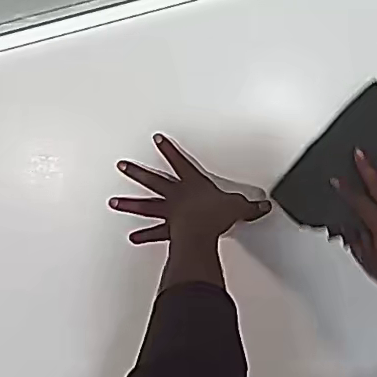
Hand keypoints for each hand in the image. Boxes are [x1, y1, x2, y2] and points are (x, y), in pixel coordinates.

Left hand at [110, 134, 270, 247]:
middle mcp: (177, 195)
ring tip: (114, 202)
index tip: (157, 139)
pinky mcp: (168, 230)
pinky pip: (154, 232)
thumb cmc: (215, 216)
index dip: (168, 149)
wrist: (202, 234)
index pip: (179, 160)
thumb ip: (248, 207)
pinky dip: (144, 236)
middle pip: (153, 180)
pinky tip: (132, 237)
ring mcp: (169, 212)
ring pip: (146, 204)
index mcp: (193, 183)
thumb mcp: (238, 207)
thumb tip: (262, 206)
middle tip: (122, 165)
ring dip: (129, 203)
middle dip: (137, 172)